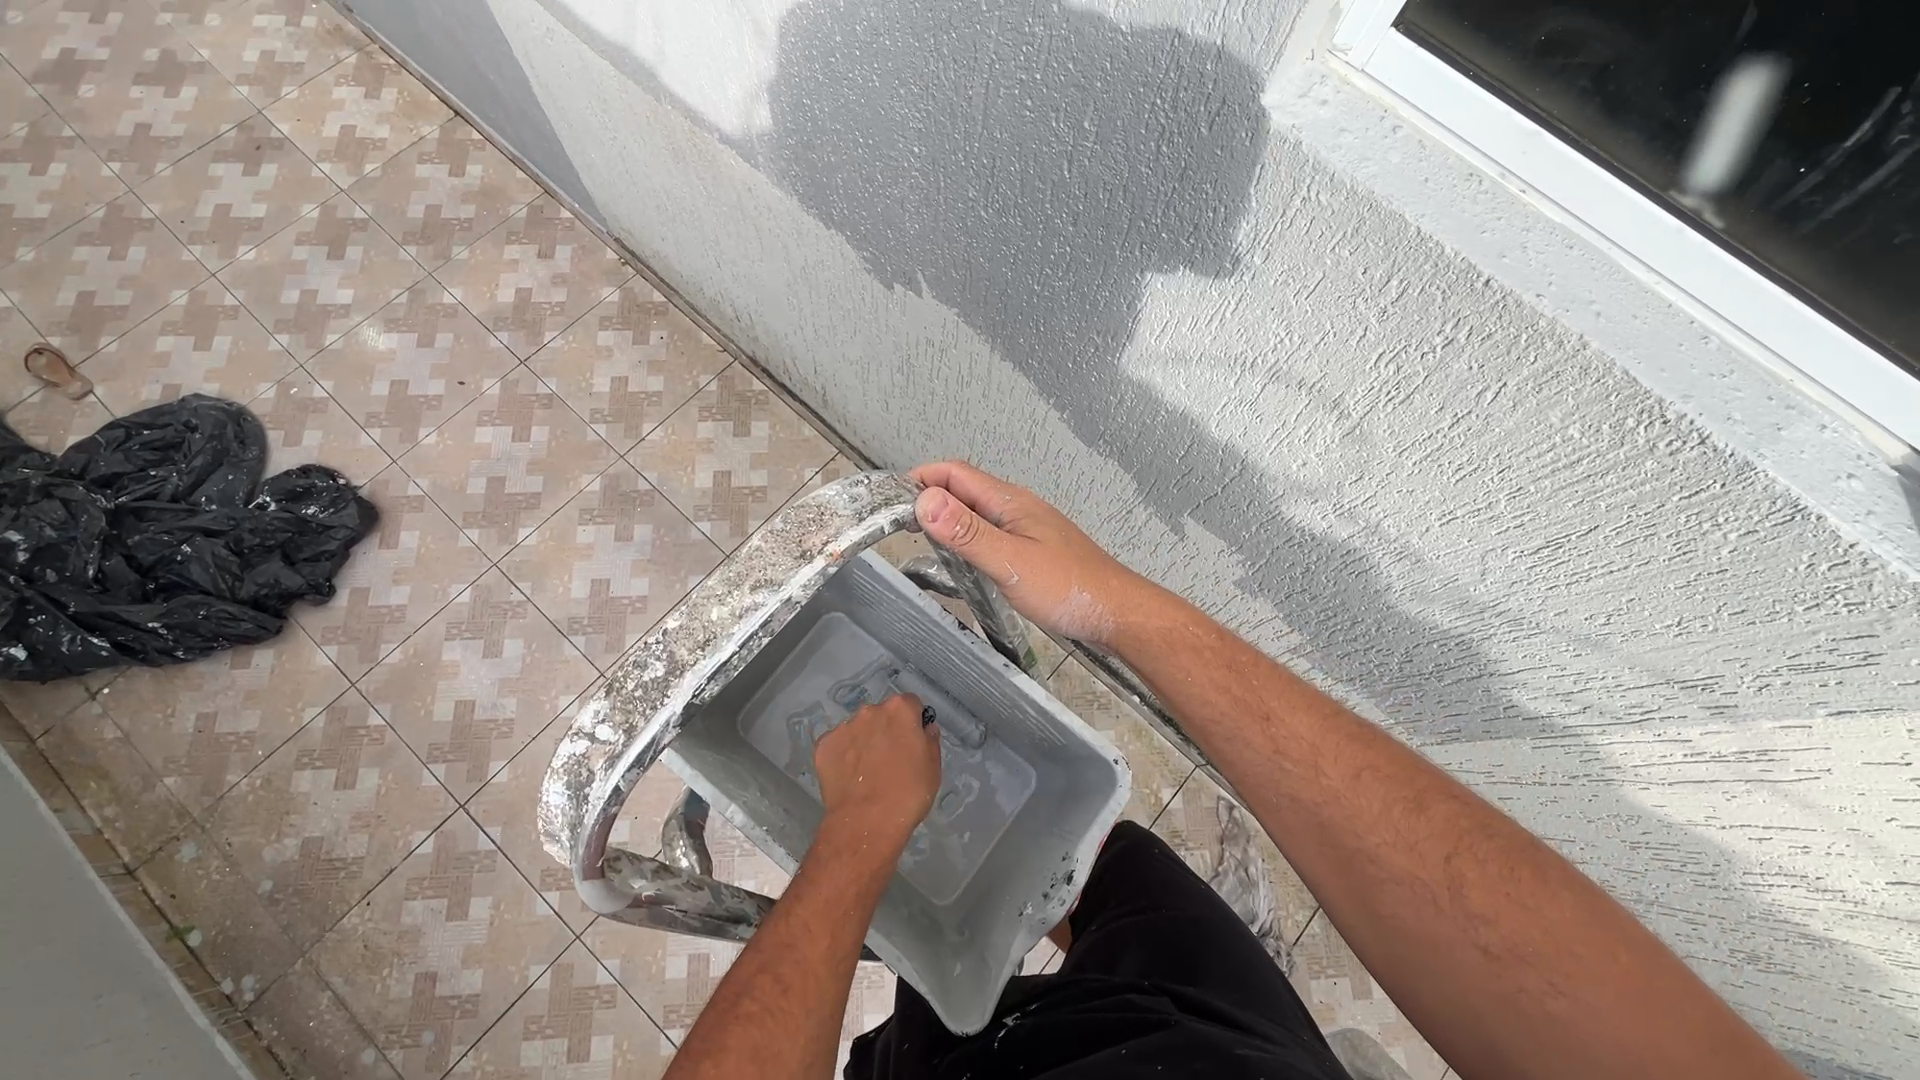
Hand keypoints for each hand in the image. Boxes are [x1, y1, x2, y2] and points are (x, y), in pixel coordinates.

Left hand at [814, 694, 942, 851]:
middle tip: (891, 759)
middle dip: (887, 730)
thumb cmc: (908, 794)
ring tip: (867, 773)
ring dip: (864, 742)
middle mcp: (870, 711)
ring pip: (858, 729)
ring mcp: (843, 727)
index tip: (913, 742)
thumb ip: (930, 740)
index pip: (910, 704)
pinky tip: (849, 779)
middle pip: (882, 714)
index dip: (913, 722)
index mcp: (900, 710)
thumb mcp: (933, 767)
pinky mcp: (823, 746)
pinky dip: (843, 757)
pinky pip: (838, 745)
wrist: (867, 822)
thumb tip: (925, 729)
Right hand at [911, 461, 1150, 647]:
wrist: (1115, 611)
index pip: (955, 473)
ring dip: (945, 516)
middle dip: (927, 496)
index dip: (920, 479)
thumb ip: (967, 533)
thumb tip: (925, 500)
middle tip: (896, 521)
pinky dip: (964, 535)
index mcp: (1009, 502)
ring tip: (918, 535)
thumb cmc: (1068, 588)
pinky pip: (988, 530)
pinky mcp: (1029, 547)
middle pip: (963, 487)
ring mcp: (1024, 526)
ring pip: (975, 510)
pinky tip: (957, 555)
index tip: (890, 501)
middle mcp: (1015, 507)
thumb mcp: (1009, 561)